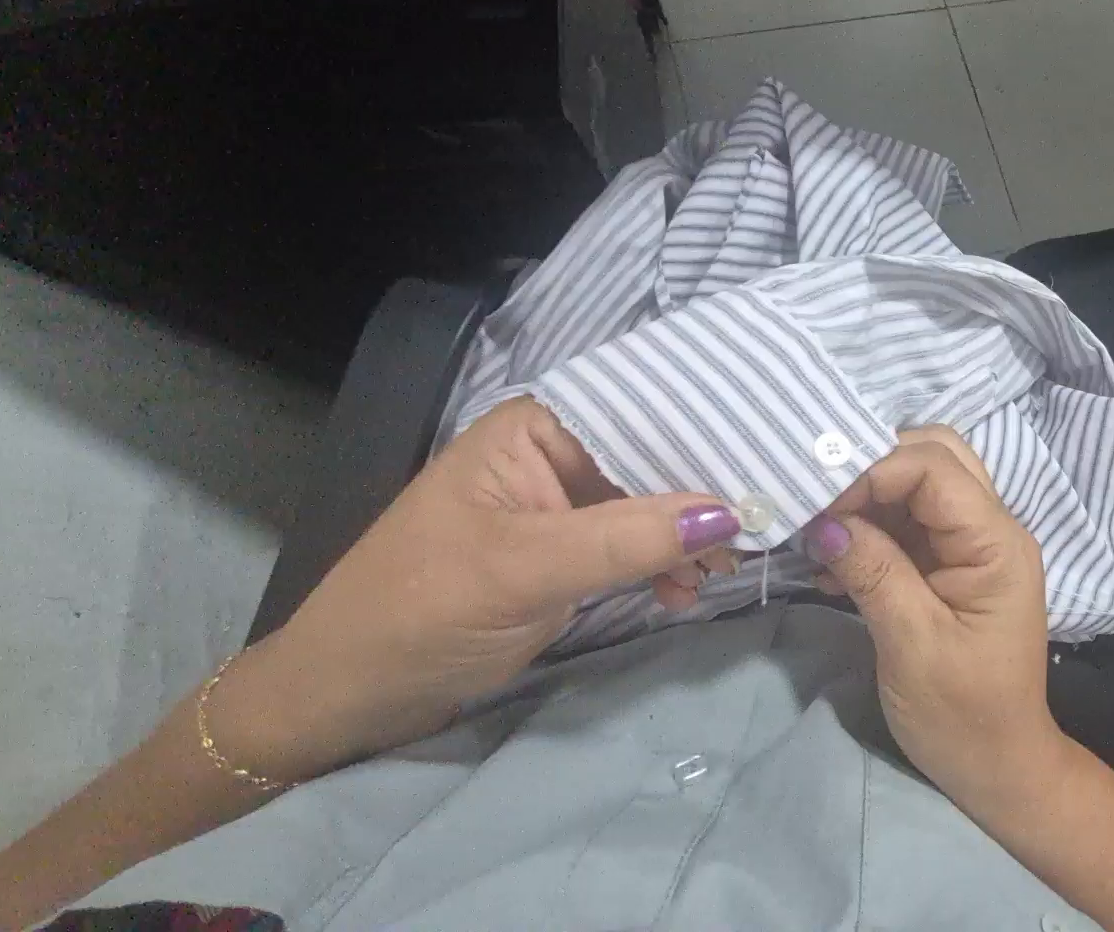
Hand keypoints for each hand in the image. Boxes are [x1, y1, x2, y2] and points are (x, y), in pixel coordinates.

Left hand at [218, 397, 739, 781]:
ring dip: (692, 537)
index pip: (639, 415)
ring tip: (725, 570)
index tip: (765, 459)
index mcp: (536, 430)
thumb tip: (726, 514)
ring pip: (654, 507)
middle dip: (704, 495)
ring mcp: (567, 507)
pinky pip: (640, 546)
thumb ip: (625, 539)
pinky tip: (685, 591)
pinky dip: (668, 566)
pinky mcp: (574, 552)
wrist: (348, 698)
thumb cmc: (415, 613)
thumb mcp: (523, 571)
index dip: (701, 437)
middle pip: (654, 460)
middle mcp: (557, 456)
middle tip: (761, 525)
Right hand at [803, 428, 1067, 809]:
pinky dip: (869, 528)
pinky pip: (908, 521)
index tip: (819, 504)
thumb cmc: (963, 715)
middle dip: (871, 469)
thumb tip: (823, 520)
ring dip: (866, 498)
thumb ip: (873, 570)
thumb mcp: (913, 644)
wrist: (999, 765)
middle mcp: (991, 528)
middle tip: (819, 503)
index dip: (873, 470)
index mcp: (996, 543)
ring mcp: (971, 544)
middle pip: (934, 456)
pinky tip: (833, 564)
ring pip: (918, 483)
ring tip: (818, 533)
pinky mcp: (950, 563)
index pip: (935, 467)